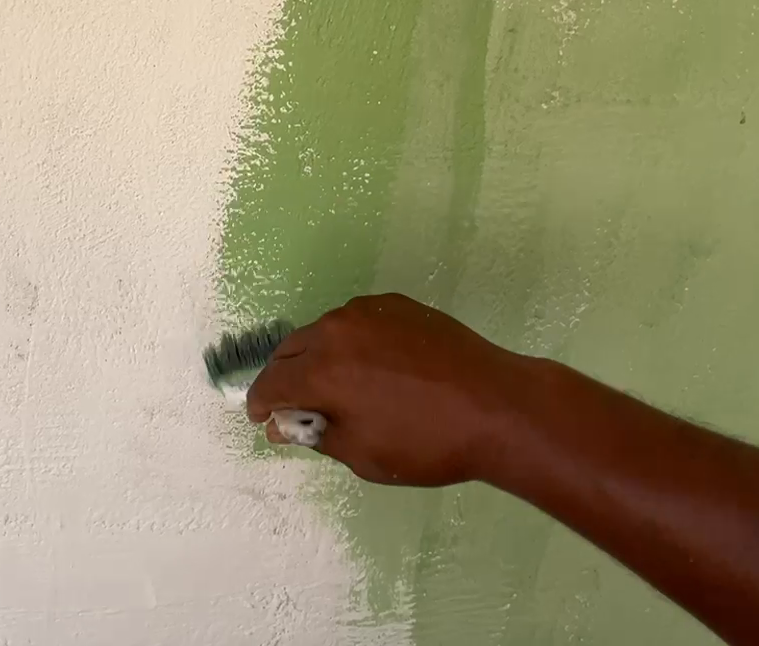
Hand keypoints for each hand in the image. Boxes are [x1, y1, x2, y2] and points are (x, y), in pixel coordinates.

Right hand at [244, 293, 524, 485]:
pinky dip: (349, 341)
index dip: (261, 403)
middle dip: (283, 376)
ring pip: (322, 331)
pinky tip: (372, 365)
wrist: (497, 406)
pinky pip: (355, 321)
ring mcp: (366, 311)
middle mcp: (335, 330)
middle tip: (295, 404)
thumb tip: (281, 423)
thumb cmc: (427, 443)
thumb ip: (314, 435)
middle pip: (290, 350)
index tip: (263, 418)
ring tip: (338, 385)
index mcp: (322, 370)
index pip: (271, 383)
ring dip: (316, 356)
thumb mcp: (363, 455)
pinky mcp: (394, 304)